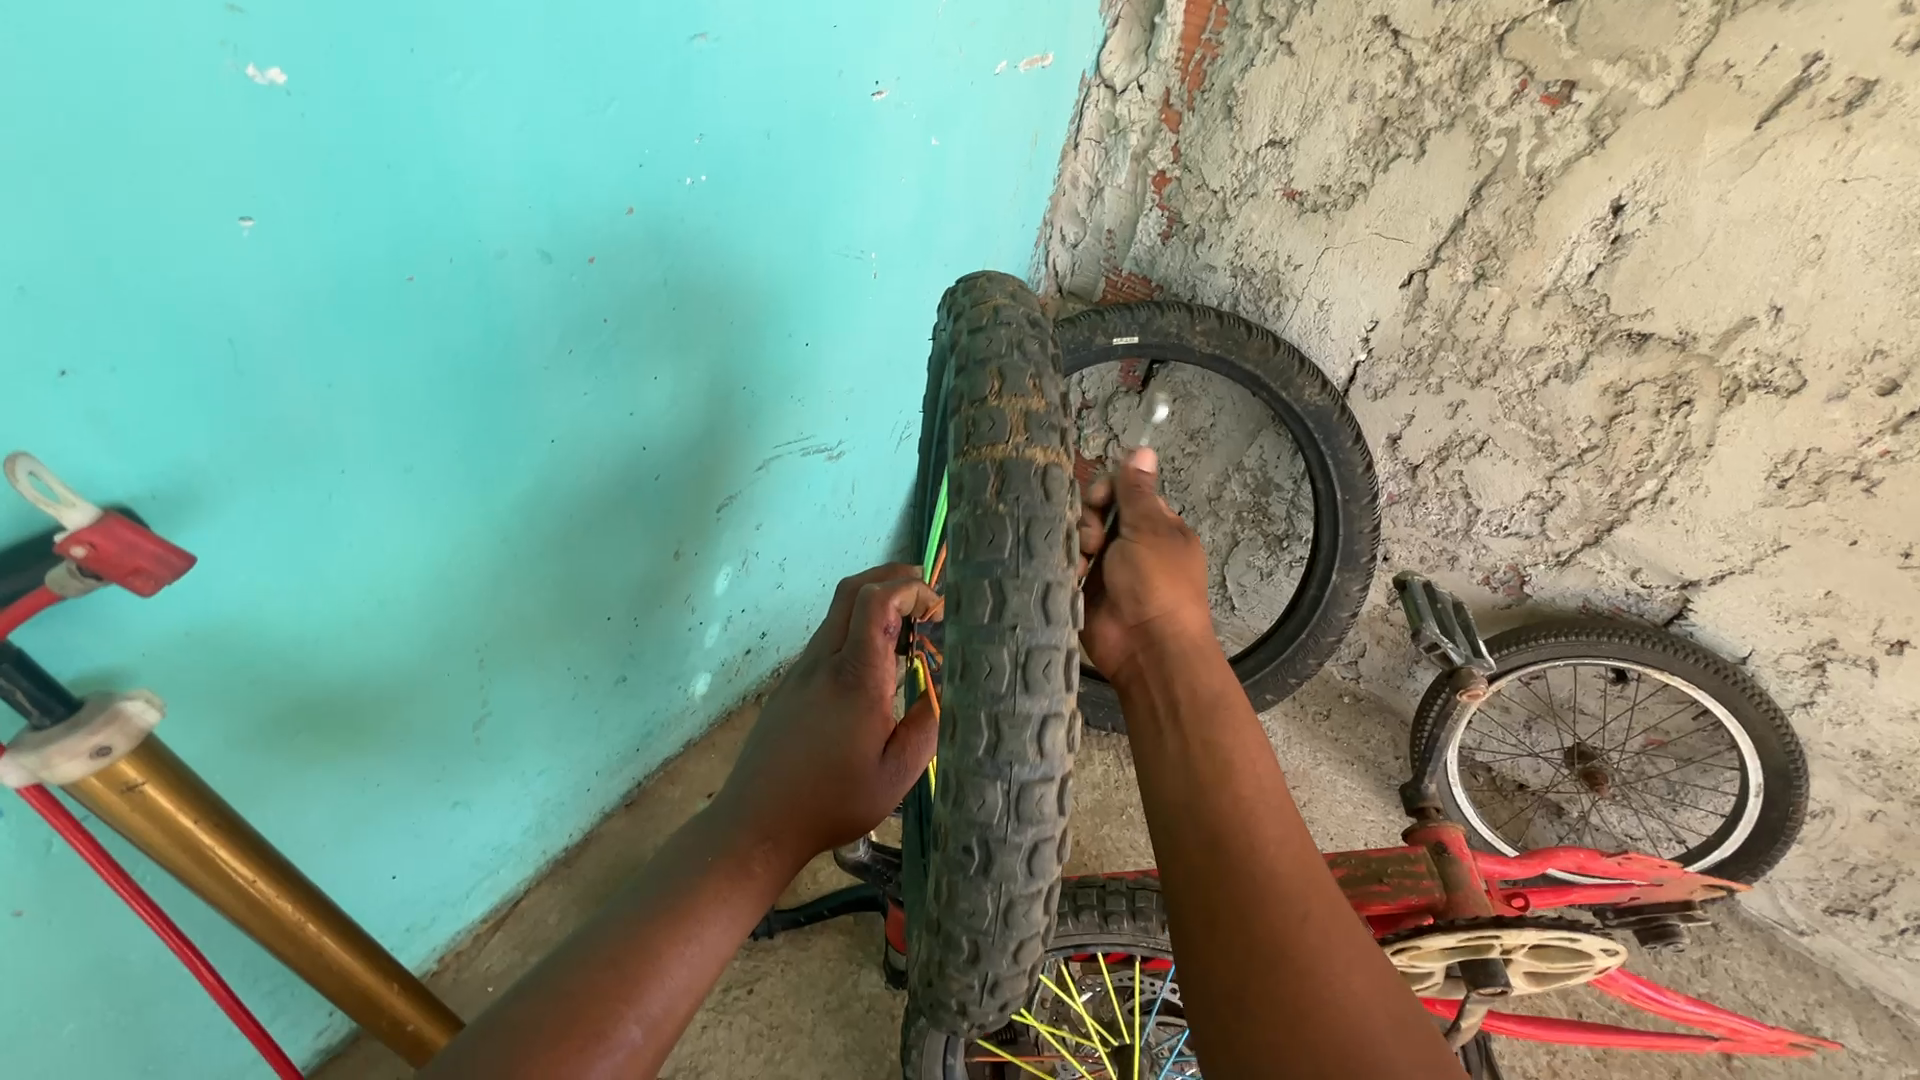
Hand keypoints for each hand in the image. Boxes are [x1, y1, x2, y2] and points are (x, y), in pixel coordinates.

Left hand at [713, 563, 941, 863]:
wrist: (758, 822)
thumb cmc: (832, 801)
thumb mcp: (897, 775)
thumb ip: (927, 726)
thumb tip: (939, 689)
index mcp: (855, 678)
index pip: (878, 600)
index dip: (912, 589)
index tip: (938, 610)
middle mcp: (825, 661)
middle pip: (853, 589)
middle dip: (894, 578)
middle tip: (927, 597)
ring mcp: (803, 669)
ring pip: (837, 610)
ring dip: (875, 602)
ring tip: (909, 630)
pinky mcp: (792, 683)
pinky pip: (828, 635)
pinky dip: (858, 626)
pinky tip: (877, 662)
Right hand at [1078, 447, 1214, 684]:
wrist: (1147, 648)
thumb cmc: (1158, 583)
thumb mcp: (1150, 529)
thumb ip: (1136, 490)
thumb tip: (1143, 447)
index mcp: (1156, 526)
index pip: (1124, 492)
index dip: (1108, 490)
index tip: (1100, 499)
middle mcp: (1130, 545)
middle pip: (1095, 512)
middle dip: (1088, 518)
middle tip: (1094, 539)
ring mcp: (1106, 569)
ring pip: (1076, 538)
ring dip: (1076, 544)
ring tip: (1083, 561)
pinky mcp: (1082, 591)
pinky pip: (1066, 566)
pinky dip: (1065, 566)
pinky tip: (1069, 572)